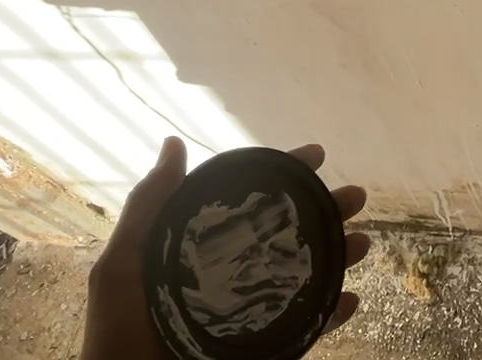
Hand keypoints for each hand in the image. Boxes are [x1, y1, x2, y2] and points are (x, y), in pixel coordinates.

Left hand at [82, 137, 370, 359]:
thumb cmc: (118, 337)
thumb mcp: (122, 267)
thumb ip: (147, 207)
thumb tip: (173, 143)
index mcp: (205, 247)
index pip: (253, 199)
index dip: (285, 173)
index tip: (317, 153)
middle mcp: (235, 272)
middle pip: (290, 231)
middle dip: (327, 208)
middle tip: (356, 194)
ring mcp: (252, 312)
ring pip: (306, 274)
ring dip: (339, 255)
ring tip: (363, 241)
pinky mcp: (265, 351)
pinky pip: (306, 331)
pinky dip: (331, 314)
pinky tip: (349, 298)